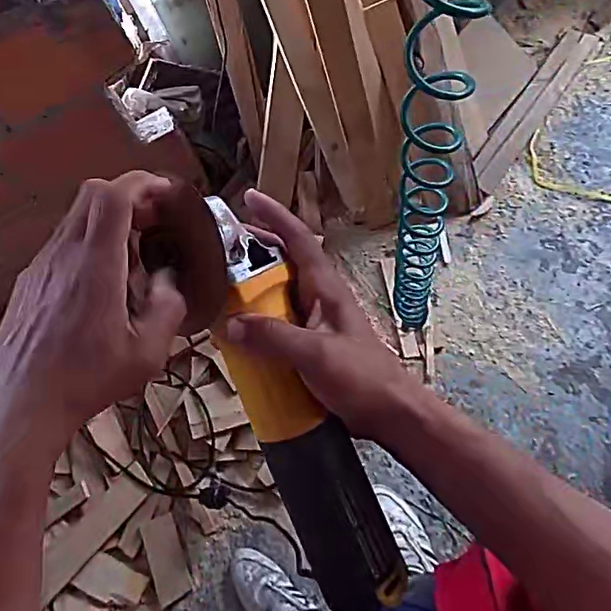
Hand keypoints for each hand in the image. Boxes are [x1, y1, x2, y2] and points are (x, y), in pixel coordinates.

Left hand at [0, 173, 187, 459]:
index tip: (166, 193)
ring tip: (130, 256)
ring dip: (107, 219)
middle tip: (152, 219)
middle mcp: (63, 253)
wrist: (18, 408)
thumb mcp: (146, 353)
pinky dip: (88, 242)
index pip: (113, 194)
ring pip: (75, 216)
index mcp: (95, 263)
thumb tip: (170, 282)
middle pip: (92, 193)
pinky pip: (61, 243)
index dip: (142, 182)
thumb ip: (169, 307)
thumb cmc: (85, 380)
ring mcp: (40, 265)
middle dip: (128, 194)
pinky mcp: (28, 282)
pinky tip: (98, 282)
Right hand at [219, 188, 428, 440]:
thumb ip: (274, 338)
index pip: (298, 238)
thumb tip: (230, 323)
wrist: (391, 414)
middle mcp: (318, 295)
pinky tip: (237, 329)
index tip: (249, 196)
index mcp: (325, 286)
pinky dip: (257, 318)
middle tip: (220, 245)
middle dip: (254, 248)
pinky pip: (277, 320)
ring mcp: (314, 319)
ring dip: (252, 285)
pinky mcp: (309, 342)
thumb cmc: (362, 377)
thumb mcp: (316, 355)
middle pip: (283, 260)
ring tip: (219, 284)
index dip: (274, 214)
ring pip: (277, 290)